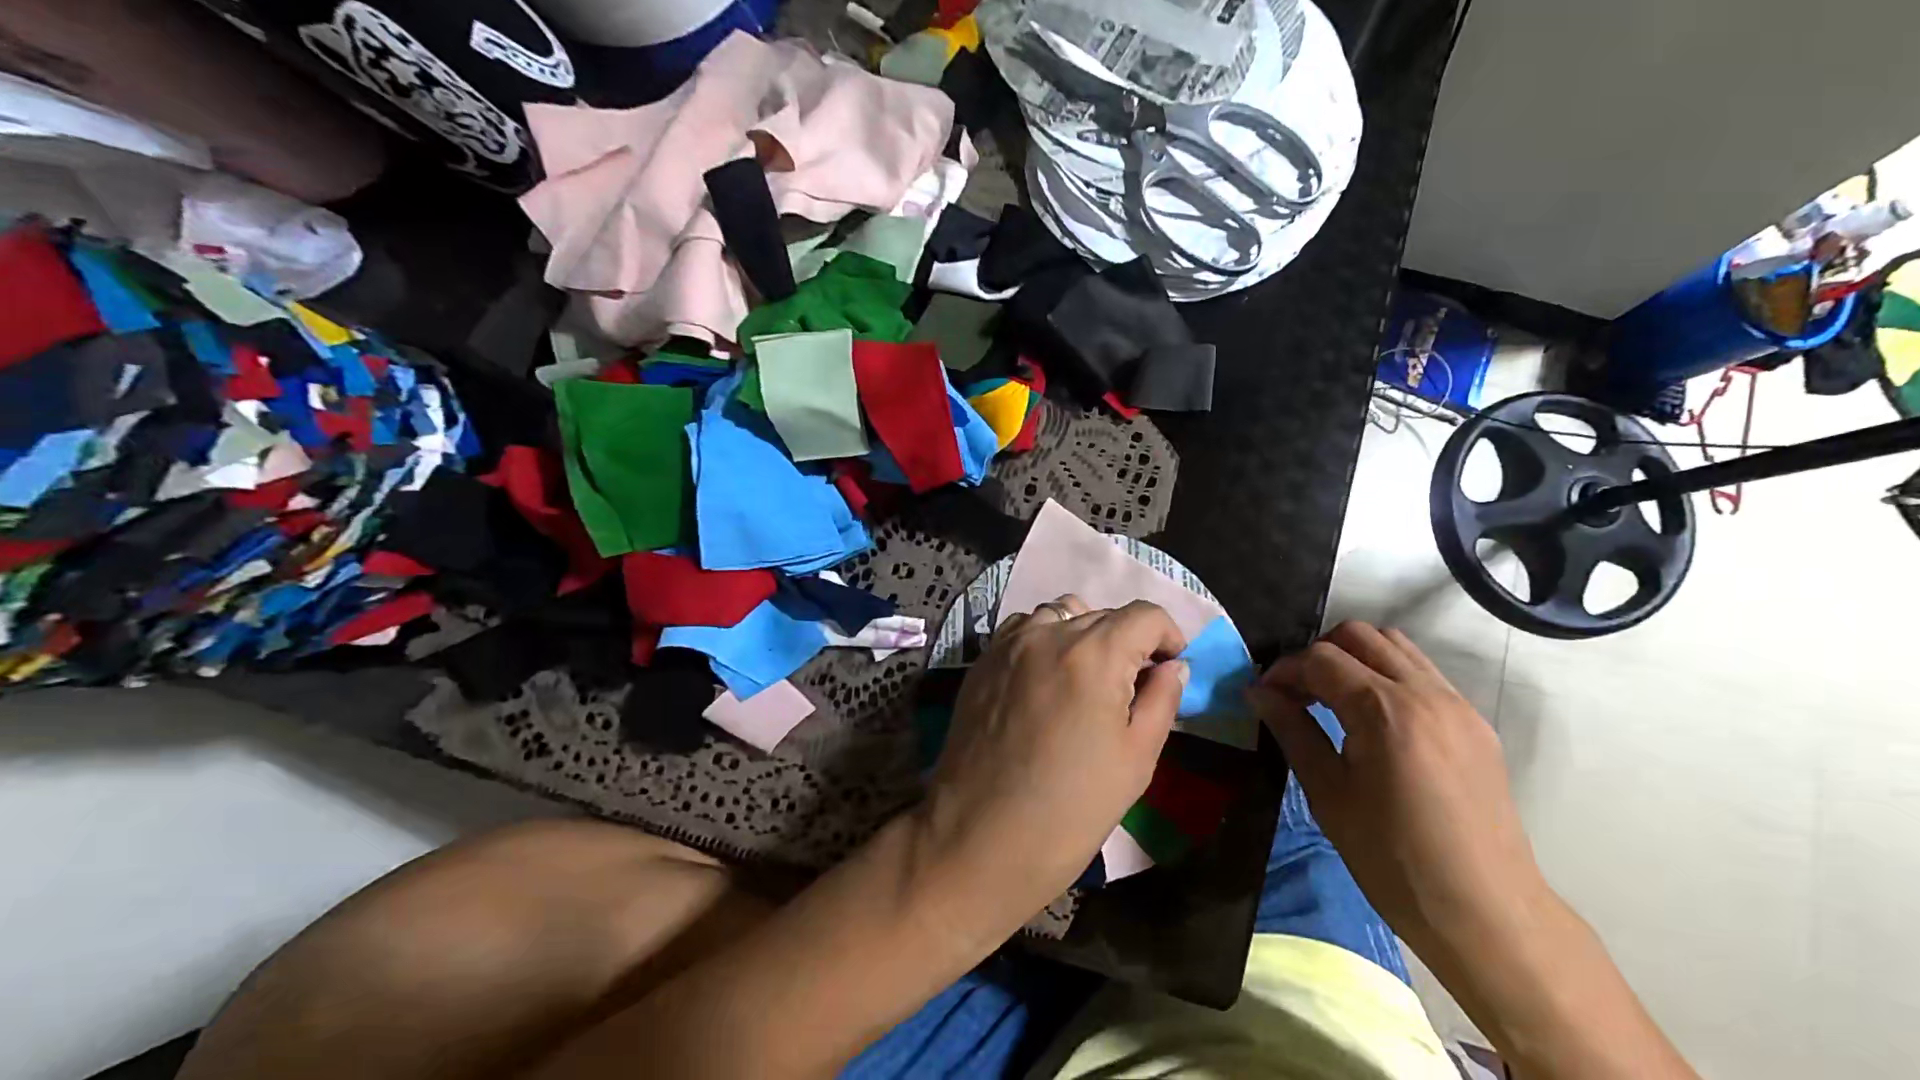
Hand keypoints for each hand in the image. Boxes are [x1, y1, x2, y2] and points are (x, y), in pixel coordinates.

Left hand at [917, 596, 1187, 928]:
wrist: (980, 837)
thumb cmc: (1071, 807)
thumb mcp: (1136, 759)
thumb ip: (1161, 700)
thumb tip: (1173, 666)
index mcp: (1093, 653)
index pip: (1144, 615)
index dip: (1168, 636)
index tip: (1170, 668)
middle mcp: (1048, 633)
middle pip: (1102, 614)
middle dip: (1127, 641)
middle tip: (1131, 688)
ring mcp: (1008, 644)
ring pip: (1059, 614)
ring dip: (1083, 634)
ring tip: (1087, 680)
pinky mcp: (982, 661)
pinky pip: (1023, 630)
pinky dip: (1045, 640)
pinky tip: (1047, 681)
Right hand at [1247, 621, 1547, 962]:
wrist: (1484, 910)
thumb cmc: (1392, 857)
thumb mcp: (1328, 793)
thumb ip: (1293, 730)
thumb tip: (1259, 692)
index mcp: (1385, 711)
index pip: (1321, 659)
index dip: (1283, 670)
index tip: (1263, 694)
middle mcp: (1426, 693)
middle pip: (1361, 636)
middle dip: (1319, 653)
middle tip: (1296, 692)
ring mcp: (1458, 706)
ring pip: (1397, 646)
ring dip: (1356, 658)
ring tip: (1332, 698)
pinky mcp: (1475, 724)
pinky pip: (1424, 674)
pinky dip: (1388, 676)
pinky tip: (1372, 718)